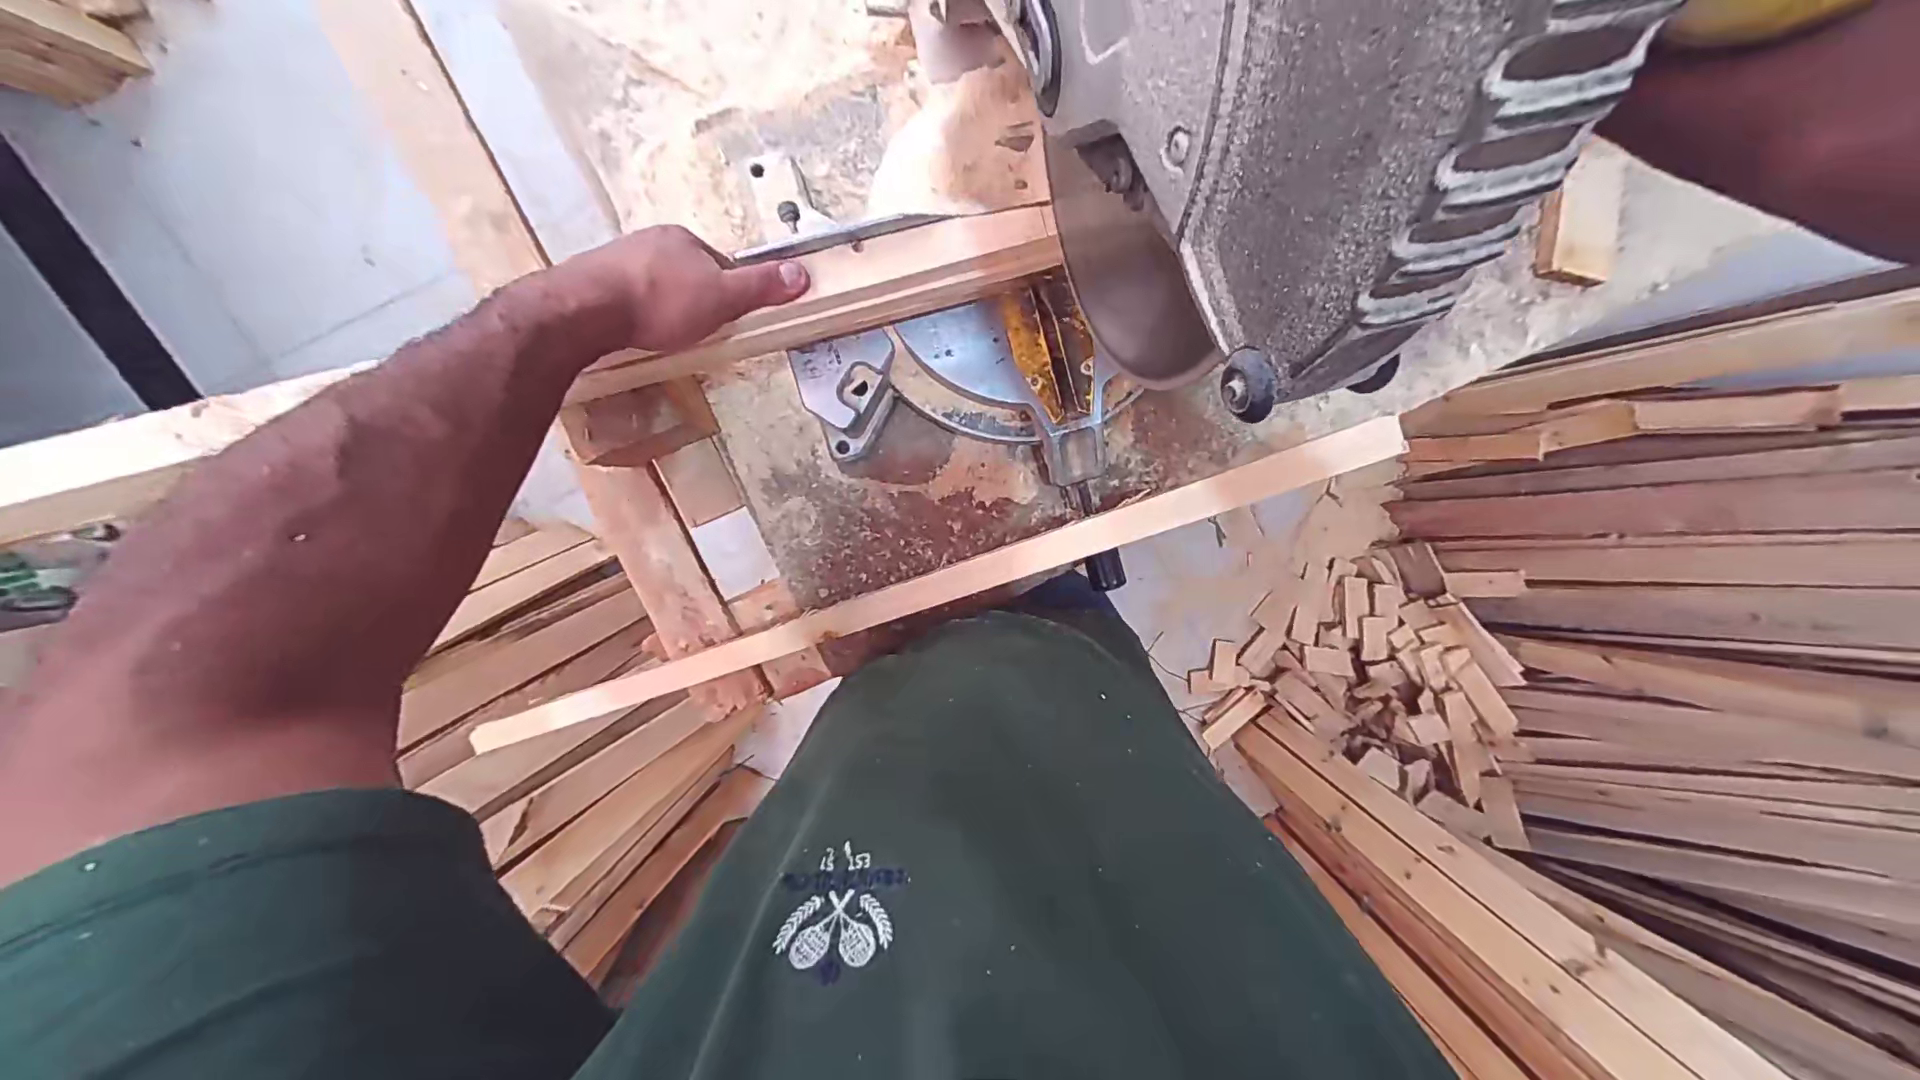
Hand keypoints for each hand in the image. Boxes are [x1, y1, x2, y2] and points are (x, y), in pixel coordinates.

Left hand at [541, 225, 810, 355]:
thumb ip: (760, 288)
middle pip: (690, 273)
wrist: (586, 310)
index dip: (732, 294)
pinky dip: (641, 312)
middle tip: (702, 331)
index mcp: (683, 239)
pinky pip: (631, 295)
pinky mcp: (596, 280)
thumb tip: (801, 273)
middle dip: (698, 300)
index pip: (722, 265)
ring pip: (659, 284)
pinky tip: (640, 331)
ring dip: (668, 307)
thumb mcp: (723, 298)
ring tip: (670, 335)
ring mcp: (620, 259)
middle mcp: (651, 241)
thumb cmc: (659, 302)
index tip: (732, 318)